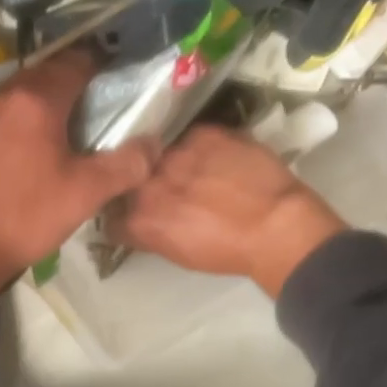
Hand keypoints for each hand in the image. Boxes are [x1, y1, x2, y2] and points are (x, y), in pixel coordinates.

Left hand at [0, 52, 158, 330]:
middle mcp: (1, 97)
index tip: (112, 80)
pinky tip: (16, 155)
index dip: (98, 67)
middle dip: (67, 84)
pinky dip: (9, 127)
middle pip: (42, 75)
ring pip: (13, 97)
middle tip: (87, 109)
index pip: (76, 63)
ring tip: (53, 132)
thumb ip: (126, 165)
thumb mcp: (86, 195)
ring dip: (36, 105)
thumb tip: (152, 145)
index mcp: (37, 100)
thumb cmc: (28, 219)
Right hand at [115, 125, 347, 298]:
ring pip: (160, 154)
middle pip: (133, 178)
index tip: (136, 215)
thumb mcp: (176, 253)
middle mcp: (148, 183)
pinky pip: (191, 137)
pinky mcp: (203, 133)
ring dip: (170, 162)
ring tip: (194, 172)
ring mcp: (175, 154)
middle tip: (168, 192)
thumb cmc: (225, 252)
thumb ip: (149, 233)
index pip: (113, 213)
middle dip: (144, 183)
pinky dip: (199, 147)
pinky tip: (216, 159)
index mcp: (139, 219)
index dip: (124, 214)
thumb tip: (142, 223)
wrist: (273, 226)